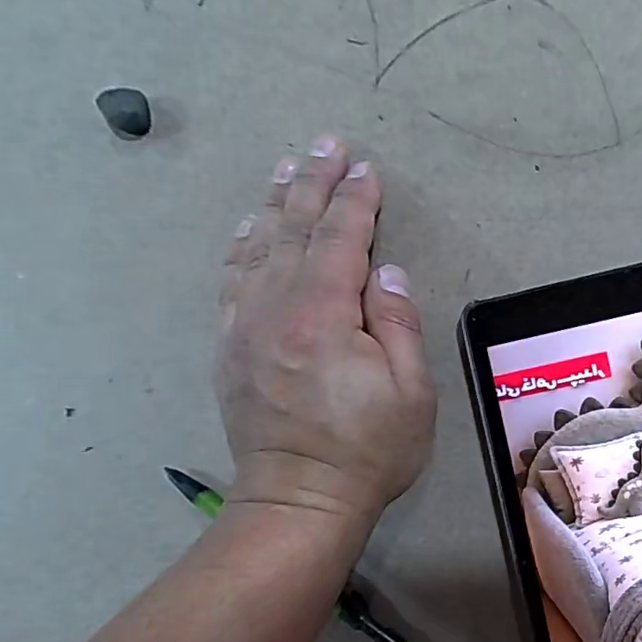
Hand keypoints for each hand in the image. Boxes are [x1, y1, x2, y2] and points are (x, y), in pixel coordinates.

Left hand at [216, 137, 436, 520]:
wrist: (299, 498)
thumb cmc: (369, 451)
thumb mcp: (411, 393)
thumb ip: (398, 325)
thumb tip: (387, 272)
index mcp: (324, 317)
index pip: (341, 241)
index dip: (356, 202)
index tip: (367, 169)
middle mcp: (275, 308)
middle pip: (295, 230)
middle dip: (314, 183)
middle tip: (326, 144)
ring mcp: (244, 325)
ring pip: (258, 246)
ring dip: (277, 203)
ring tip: (289, 166)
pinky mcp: (230, 347)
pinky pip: (232, 279)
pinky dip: (243, 244)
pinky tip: (250, 225)